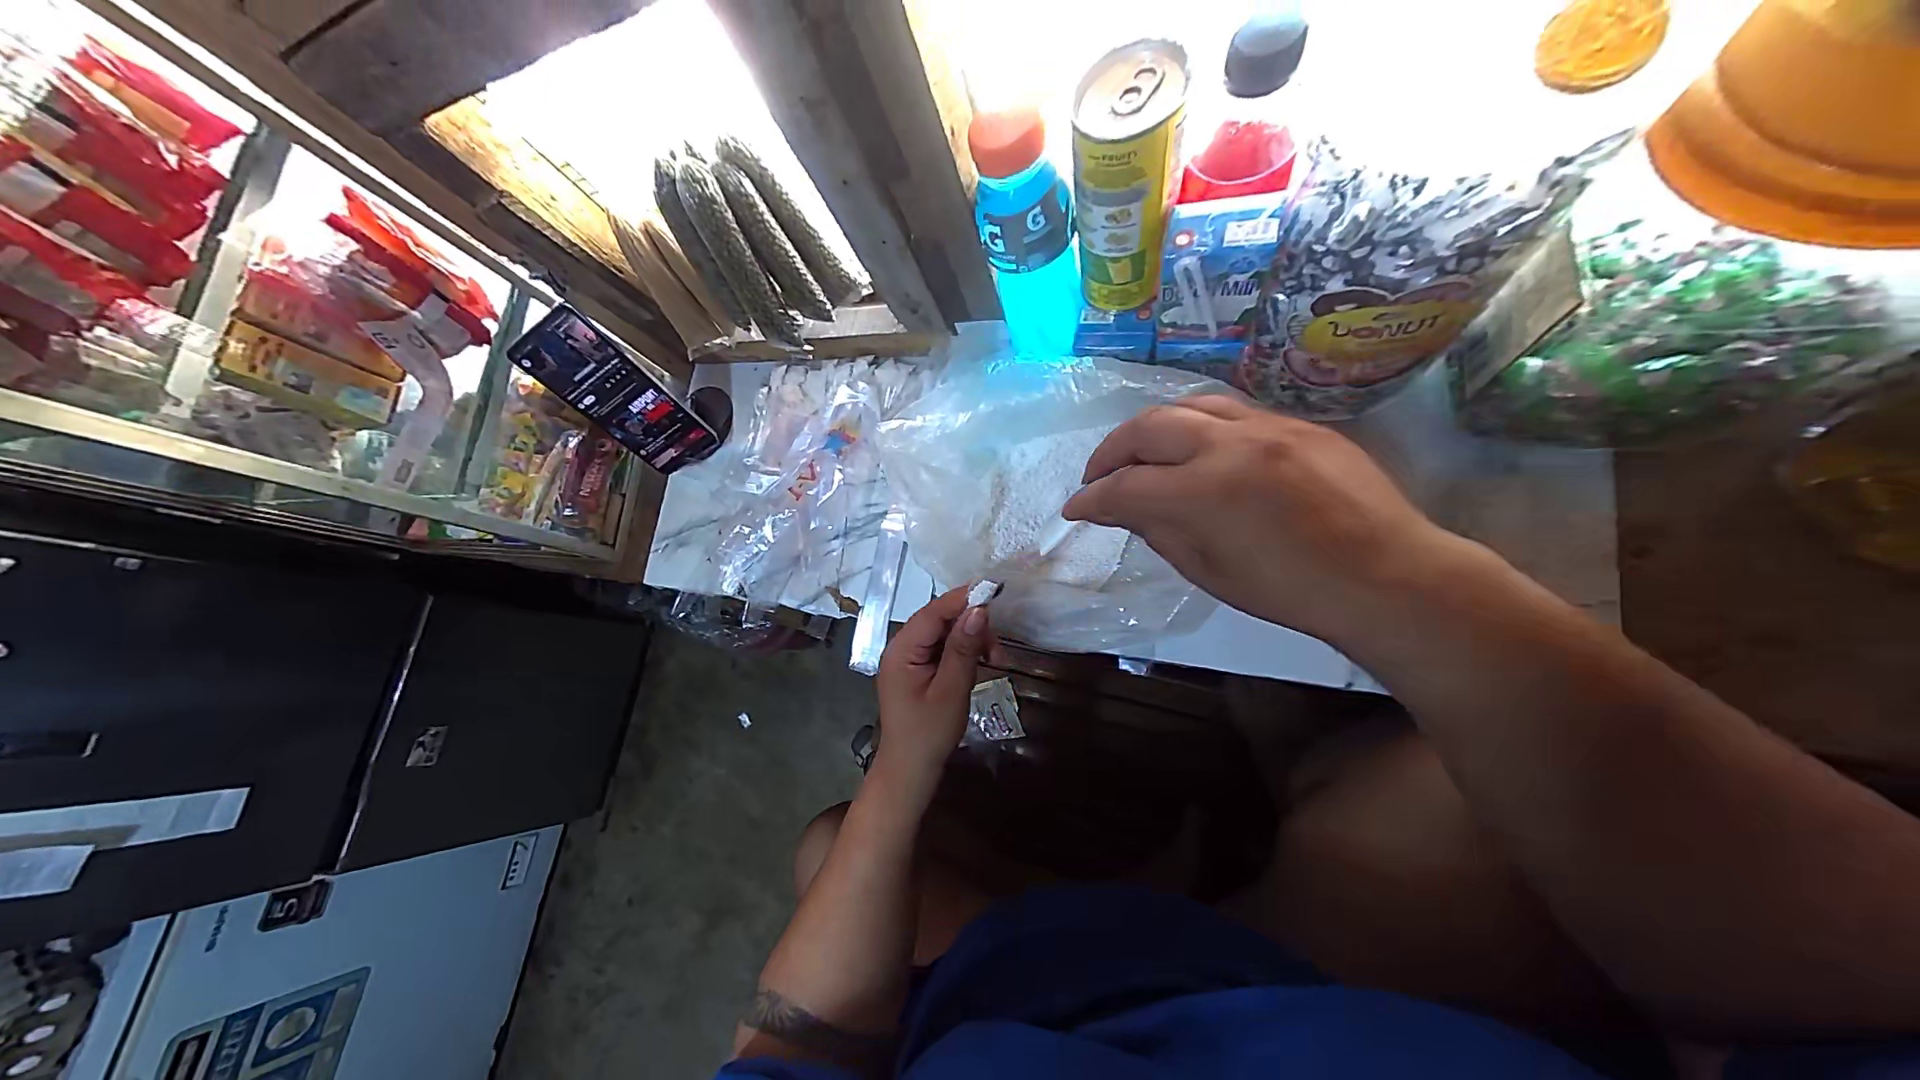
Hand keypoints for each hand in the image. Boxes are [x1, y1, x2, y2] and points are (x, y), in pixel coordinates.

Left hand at [872, 586, 1000, 790]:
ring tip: (995, 658)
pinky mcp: (918, 670)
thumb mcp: (951, 690)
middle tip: (998, 644)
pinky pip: (942, 649)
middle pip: (938, 619)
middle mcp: (901, 648)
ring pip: (943, 633)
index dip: (962, 599)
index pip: (932, 612)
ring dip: (970, 639)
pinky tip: (981, 663)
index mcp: (901, 650)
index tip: (994, 592)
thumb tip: (979, 611)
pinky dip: (963, 651)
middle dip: (970, 623)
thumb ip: (964, 648)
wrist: (910, 772)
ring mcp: (908, 659)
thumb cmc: (928, 734)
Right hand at [1062, 395, 1469, 642]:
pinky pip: (1231, 411)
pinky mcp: (1297, 423)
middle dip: (1111, 452)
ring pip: (1189, 404)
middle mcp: (1231, 444)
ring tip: (1142, 453)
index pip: (1126, 486)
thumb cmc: (1292, 591)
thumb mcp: (1211, 571)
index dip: (1091, 499)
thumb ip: (1160, 530)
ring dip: (1153, 428)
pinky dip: (1198, 426)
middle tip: (1098, 477)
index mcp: (1207, 492)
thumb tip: (1125, 508)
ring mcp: (1268, 425)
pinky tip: (1197, 449)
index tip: (1074, 509)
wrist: (1386, 575)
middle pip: (1148, 428)